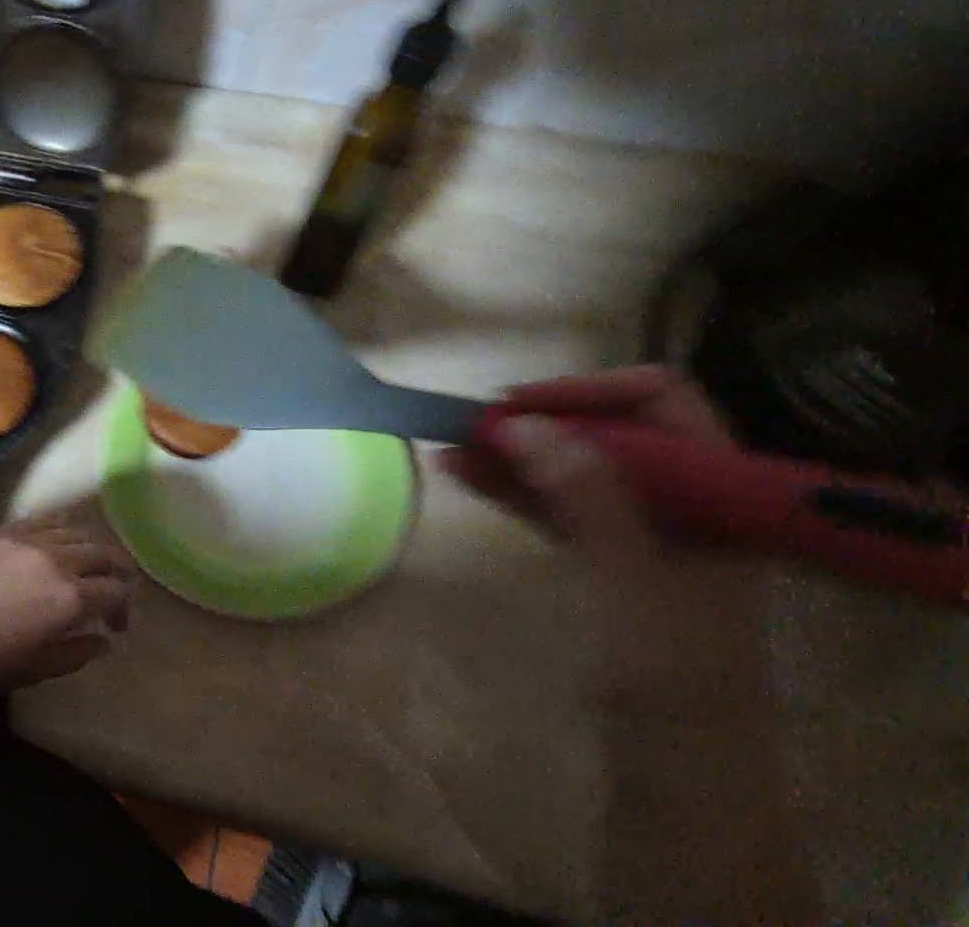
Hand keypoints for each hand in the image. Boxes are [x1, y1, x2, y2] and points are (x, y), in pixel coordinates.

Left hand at [0, 515, 138, 698]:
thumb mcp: (33, 670)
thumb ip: (75, 653)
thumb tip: (102, 640)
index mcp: (70, 597)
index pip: (116, 591)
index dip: (124, 609)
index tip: (114, 627)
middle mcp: (57, 558)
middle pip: (104, 552)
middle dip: (118, 571)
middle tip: (113, 591)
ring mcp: (27, 538)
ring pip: (77, 529)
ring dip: (92, 547)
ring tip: (88, 566)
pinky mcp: (0, 530)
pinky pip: (45, 520)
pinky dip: (62, 531)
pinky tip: (55, 547)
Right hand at [436, 366, 765, 713]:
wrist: (679, 771)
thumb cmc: (671, 675)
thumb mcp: (632, 579)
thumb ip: (586, 496)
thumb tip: (520, 422)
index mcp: (717, 493)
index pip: (662, 403)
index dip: (588, 392)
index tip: (515, 408)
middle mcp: (682, 500)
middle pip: (609, 432)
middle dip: (537, 422)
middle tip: (464, 426)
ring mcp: (642, 531)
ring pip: (573, 469)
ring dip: (513, 454)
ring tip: (446, 445)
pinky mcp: (606, 559)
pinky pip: (556, 506)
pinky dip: (511, 489)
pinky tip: (463, 476)